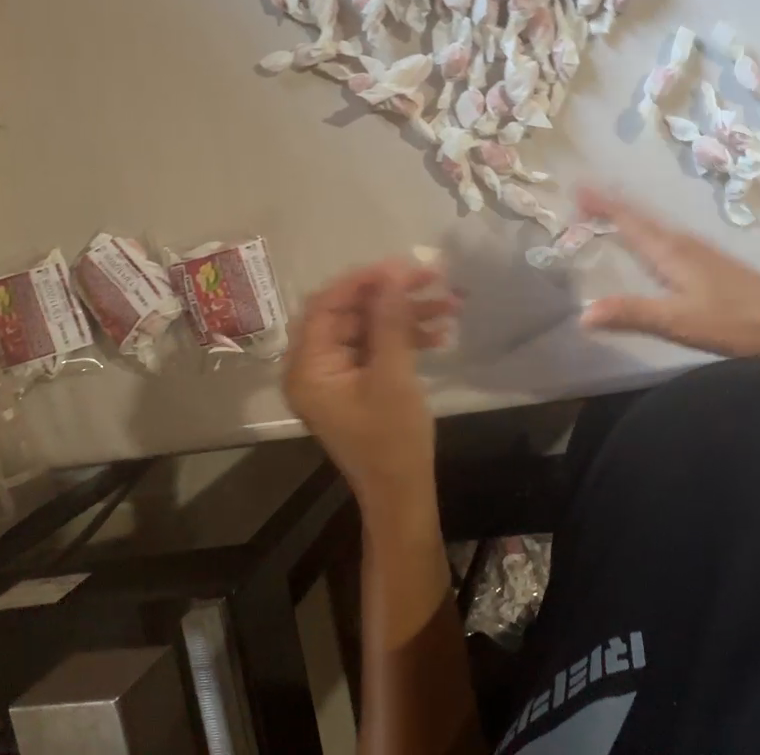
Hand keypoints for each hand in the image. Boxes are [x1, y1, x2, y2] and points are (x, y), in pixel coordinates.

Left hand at [283, 260, 457, 509]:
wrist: (402, 494)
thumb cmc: (392, 439)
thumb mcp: (393, 375)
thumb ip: (390, 321)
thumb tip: (393, 273)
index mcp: (309, 367)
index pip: (326, 304)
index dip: (363, 280)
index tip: (403, 265)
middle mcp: (315, 367)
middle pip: (350, 313)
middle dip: (394, 295)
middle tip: (435, 278)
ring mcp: (338, 377)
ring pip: (369, 328)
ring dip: (407, 314)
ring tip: (450, 303)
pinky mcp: (359, 386)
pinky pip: (378, 349)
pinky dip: (406, 337)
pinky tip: (441, 333)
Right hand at [577, 186, 759, 357]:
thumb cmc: (736, 321)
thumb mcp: (679, 321)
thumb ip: (632, 314)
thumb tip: (582, 312)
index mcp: (671, 252)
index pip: (629, 221)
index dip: (603, 204)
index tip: (576, 186)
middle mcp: (684, 244)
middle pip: (641, 217)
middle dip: (611, 205)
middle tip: (582, 195)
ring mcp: (701, 252)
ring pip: (656, 225)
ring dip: (630, 216)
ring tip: (608, 210)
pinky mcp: (713, 263)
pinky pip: (669, 237)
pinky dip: (649, 231)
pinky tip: (653, 242)